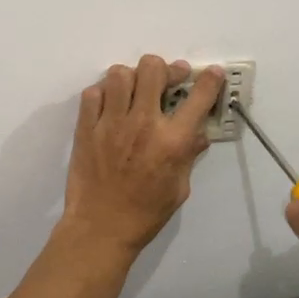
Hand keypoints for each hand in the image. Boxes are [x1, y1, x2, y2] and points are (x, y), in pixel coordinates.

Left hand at [61, 55, 223, 255]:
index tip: (212, 74)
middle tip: (166, 80)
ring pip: (119, 74)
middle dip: (164, 69)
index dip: (210, 80)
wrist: (101, 228)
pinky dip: (103, 94)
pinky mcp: (86, 128)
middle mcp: (143, 124)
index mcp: (172, 141)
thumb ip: (189, 156)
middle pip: (152, 69)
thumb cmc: (145, 214)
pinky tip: (109, 107)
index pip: (198, 97)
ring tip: (134, 92)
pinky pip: (92, 93)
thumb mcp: (179, 188)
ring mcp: (111, 123)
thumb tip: (199, 133)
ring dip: (131, 78)